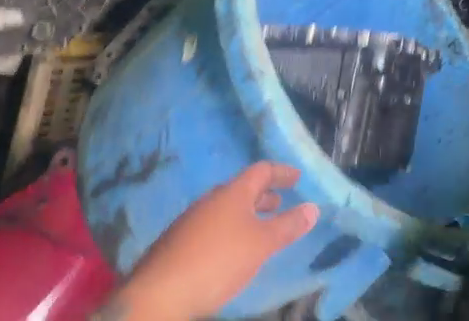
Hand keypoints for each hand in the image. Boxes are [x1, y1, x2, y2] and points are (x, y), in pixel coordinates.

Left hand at [109, 162, 318, 320]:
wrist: (155, 299)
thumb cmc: (217, 262)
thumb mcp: (261, 245)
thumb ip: (288, 226)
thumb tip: (313, 208)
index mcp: (232, 193)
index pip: (261, 170)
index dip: (282, 173)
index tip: (297, 179)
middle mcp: (209, 201)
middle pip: (241, 190)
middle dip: (262, 196)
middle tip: (280, 204)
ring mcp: (188, 224)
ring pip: (224, 211)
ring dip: (244, 216)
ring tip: (258, 232)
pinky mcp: (173, 247)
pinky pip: (209, 229)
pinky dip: (227, 232)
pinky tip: (229, 254)